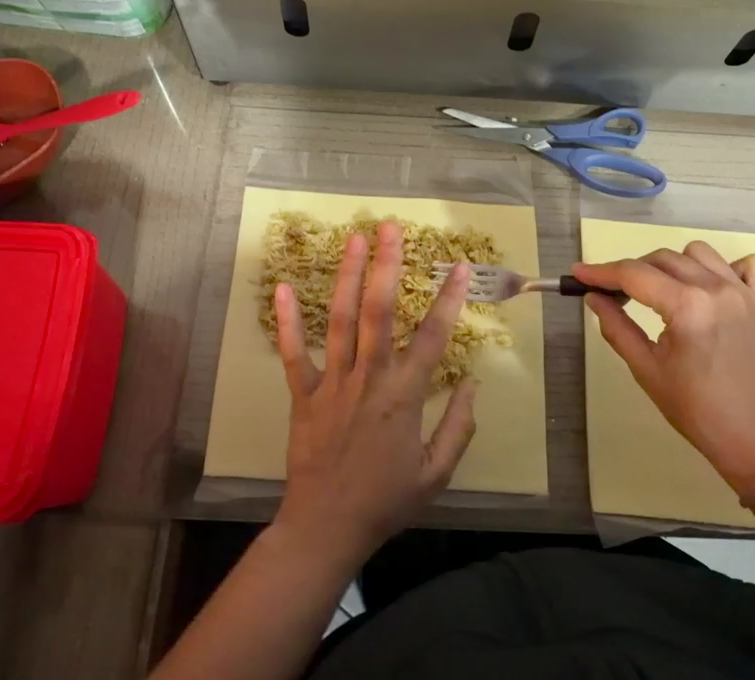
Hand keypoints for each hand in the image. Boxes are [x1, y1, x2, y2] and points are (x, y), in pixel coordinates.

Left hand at [272, 220, 477, 565]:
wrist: (326, 526)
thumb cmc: (386, 501)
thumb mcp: (437, 472)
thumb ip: (459, 426)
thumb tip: (473, 383)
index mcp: (404, 397)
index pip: (432, 338)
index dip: (449, 299)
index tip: (459, 266)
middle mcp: (369, 379)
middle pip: (378, 312)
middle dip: (386, 266)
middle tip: (390, 228)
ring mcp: (332, 384)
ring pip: (339, 320)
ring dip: (346, 276)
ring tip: (353, 239)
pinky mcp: (303, 395)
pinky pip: (293, 353)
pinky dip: (287, 321)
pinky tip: (281, 287)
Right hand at [575, 245, 754, 495]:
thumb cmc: (696, 411)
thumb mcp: (647, 370)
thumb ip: (617, 328)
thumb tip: (593, 297)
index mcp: (687, 308)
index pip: (634, 275)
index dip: (601, 272)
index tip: (580, 273)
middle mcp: (717, 290)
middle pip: (663, 259)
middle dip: (632, 271)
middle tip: (616, 293)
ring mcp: (748, 293)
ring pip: (700, 254)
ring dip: (674, 265)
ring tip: (666, 292)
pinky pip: (749, 265)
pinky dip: (727, 268)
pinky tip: (713, 289)